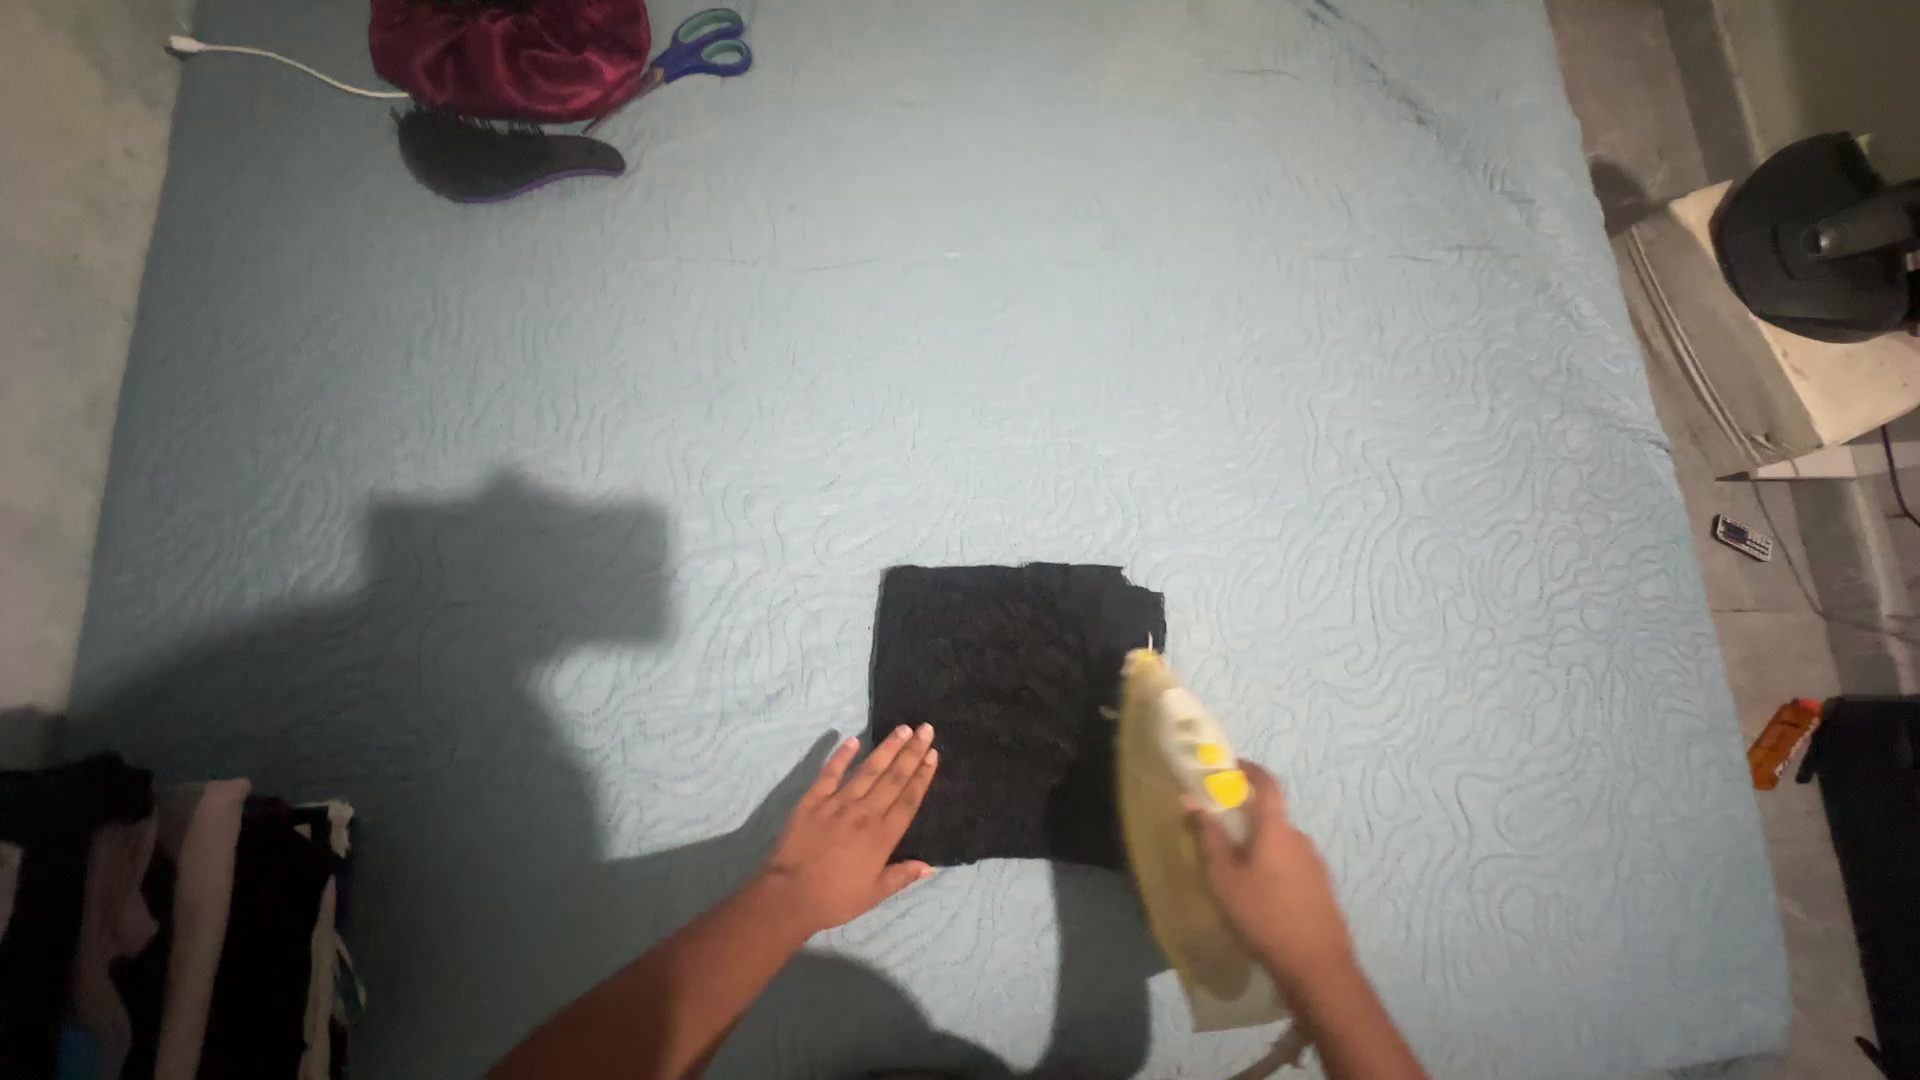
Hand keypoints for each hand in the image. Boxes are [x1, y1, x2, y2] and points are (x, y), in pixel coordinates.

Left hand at [757, 724, 939, 933]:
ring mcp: (838, 803)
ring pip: (868, 769)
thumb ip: (901, 876)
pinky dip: (842, 756)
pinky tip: (854, 740)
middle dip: (911, 752)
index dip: (922, 776)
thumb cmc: (835, 898)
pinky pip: (830, 773)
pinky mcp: (814, 800)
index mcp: (882, 836)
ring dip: (887, 748)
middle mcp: (865, 813)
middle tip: (925, 729)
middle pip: (894, 777)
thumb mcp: (874, 894)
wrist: (789, 896)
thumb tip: (930, 866)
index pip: (908, 799)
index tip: (932, 754)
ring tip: (902, 728)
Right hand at [1186, 763, 1355, 991]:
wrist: (1318, 969)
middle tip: (1219, 832)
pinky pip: (1292, 865)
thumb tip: (1190, 799)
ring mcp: (1316, 865)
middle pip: (1271, 816)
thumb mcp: (1224, 877)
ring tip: (1236, 870)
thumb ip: (1208, 836)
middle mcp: (1300, 839)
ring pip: (1281, 843)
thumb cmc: (1263, 915)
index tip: (1230, 767)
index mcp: (1276, 829)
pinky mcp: (1322, 890)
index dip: (1249, 770)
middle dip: (1246, 817)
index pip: (1267, 784)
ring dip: (1259, 846)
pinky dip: (1273, 867)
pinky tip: (1260, 895)